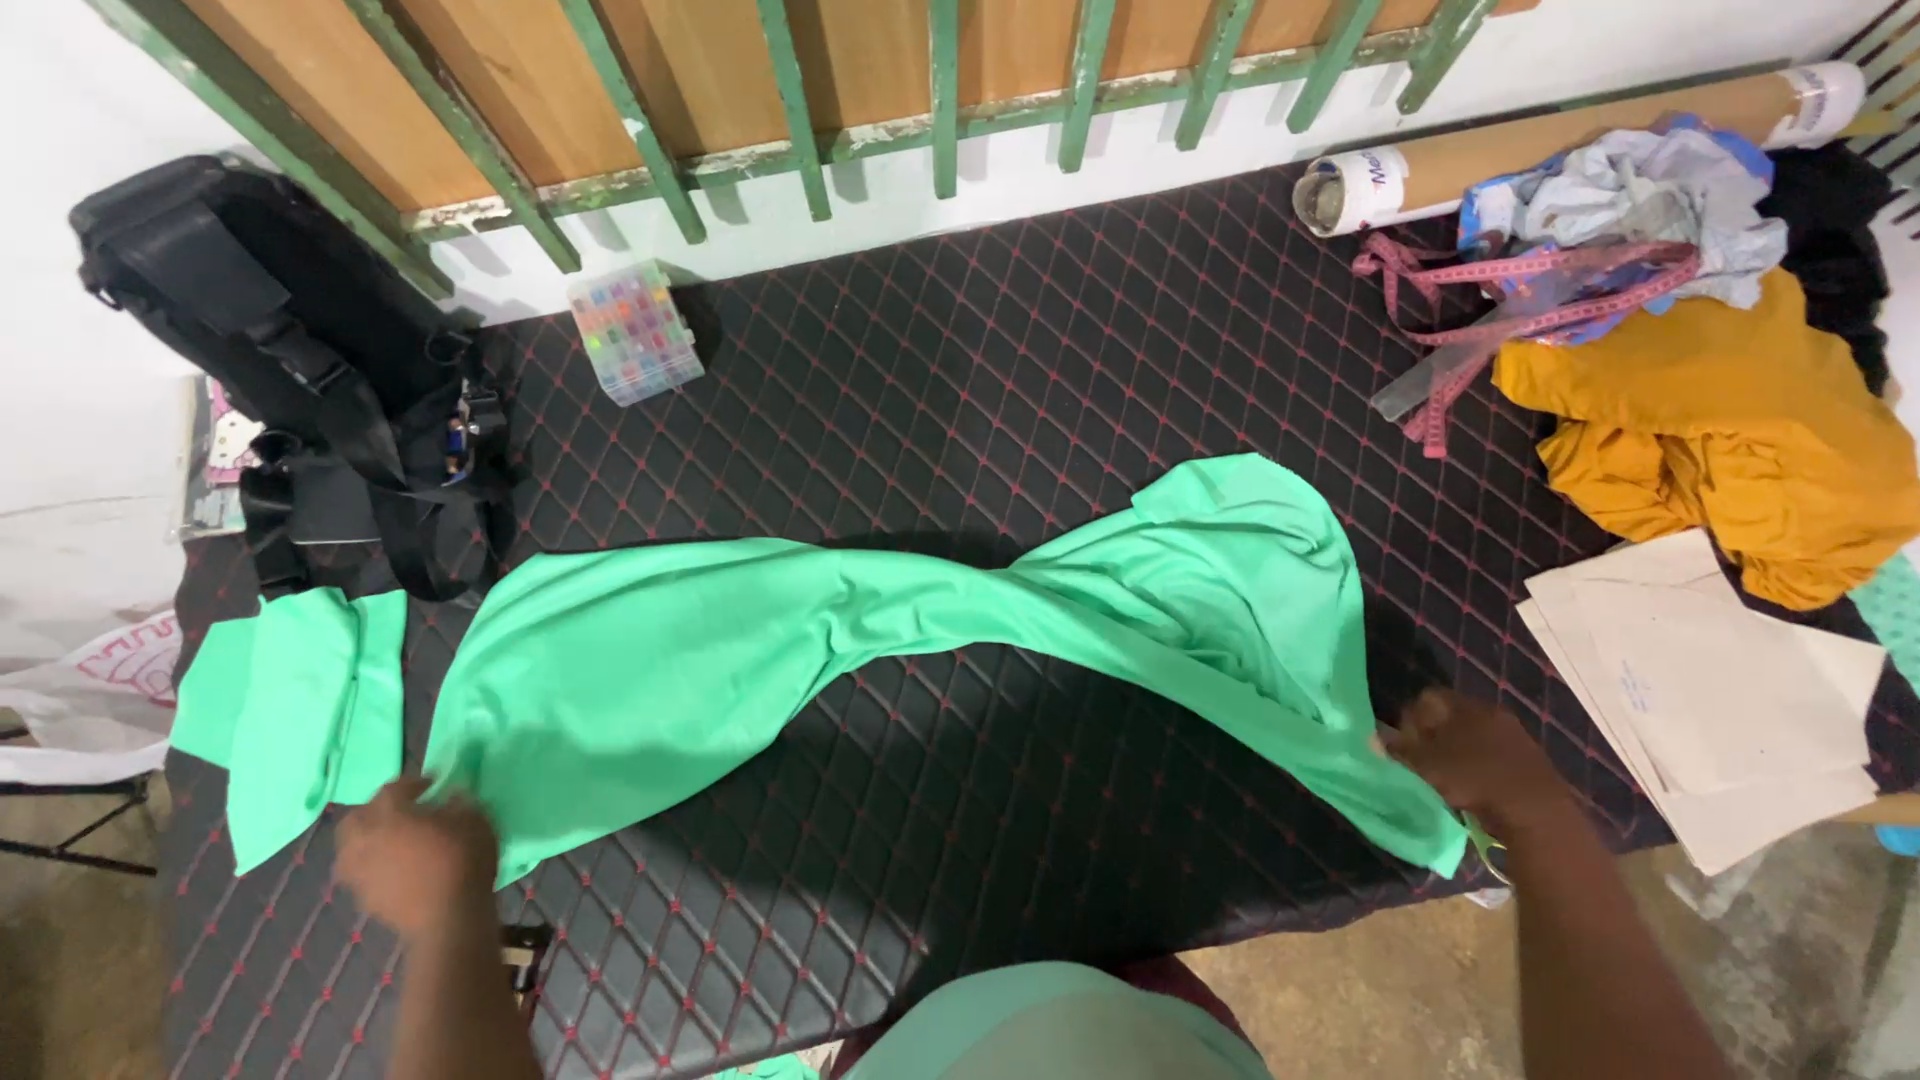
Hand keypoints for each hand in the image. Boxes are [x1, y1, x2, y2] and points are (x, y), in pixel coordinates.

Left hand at [337, 777, 498, 941]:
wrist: (449, 916)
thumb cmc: (464, 861)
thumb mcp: (475, 821)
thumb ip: (460, 803)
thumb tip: (451, 796)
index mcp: (391, 816)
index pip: (392, 789)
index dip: (413, 782)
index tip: (433, 783)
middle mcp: (365, 840)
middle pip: (357, 816)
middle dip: (377, 808)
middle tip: (403, 810)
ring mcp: (358, 871)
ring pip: (349, 846)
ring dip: (367, 837)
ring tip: (392, 839)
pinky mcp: (361, 896)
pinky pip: (358, 871)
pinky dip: (371, 863)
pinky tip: (394, 866)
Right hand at [1383, 689, 1571, 829]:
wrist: (1537, 812)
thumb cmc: (1473, 780)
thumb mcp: (1425, 766)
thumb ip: (1398, 749)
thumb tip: (1374, 737)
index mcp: (1464, 706)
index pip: (1427, 697)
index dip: (1411, 718)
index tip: (1407, 744)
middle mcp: (1491, 712)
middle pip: (1451, 715)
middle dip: (1435, 734)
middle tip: (1425, 761)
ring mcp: (1516, 734)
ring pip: (1474, 734)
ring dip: (1459, 750)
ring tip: (1450, 777)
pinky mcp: (1532, 758)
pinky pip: (1495, 752)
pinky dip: (1482, 764)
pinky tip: (1478, 786)